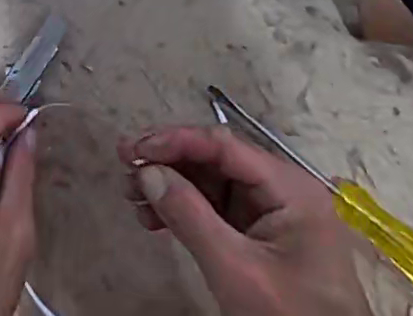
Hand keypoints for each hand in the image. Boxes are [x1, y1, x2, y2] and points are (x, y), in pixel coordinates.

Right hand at [121, 126, 369, 315]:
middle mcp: (280, 189)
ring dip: (172, 186)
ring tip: (132, 194)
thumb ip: (191, 217)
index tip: (135, 147)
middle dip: (169, 162)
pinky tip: (154, 217)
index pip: (224, 146)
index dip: (176, 141)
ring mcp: (270, 214)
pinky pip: (217, 211)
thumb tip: (148, 172)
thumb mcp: (237, 271)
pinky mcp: (259, 238)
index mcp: (288, 185)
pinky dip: (185, 211)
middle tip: (125, 166)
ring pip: (212, 184)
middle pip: (216, 161)